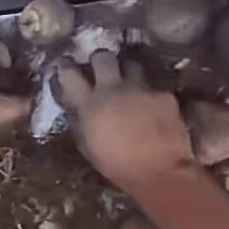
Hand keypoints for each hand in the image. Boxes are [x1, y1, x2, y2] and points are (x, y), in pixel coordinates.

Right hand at [55, 50, 194, 192]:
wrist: (158, 172)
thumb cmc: (115, 164)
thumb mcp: (87, 144)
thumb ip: (80, 120)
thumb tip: (77, 107)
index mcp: (89, 103)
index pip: (70, 73)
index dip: (66, 66)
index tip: (66, 65)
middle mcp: (113, 88)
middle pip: (102, 57)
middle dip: (100, 59)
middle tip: (101, 67)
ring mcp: (140, 89)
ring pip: (131, 65)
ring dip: (127, 71)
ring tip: (129, 82)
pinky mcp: (163, 95)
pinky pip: (153, 88)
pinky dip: (150, 96)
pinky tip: (152, 108)